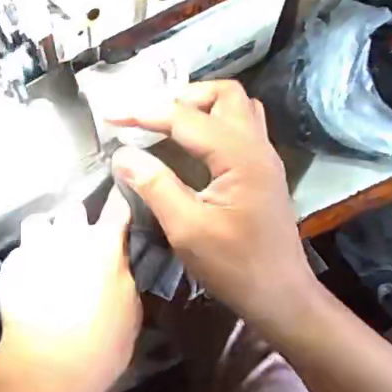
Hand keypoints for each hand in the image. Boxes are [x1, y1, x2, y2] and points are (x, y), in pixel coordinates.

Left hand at [0, 192, 141, 391]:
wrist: (49, 364)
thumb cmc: (102, 344)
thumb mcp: (130, 310)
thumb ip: (121, 274)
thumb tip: (116, 263)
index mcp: (105, 246)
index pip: (116, 207)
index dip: (117, 202)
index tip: (117, 202)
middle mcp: (68, 238)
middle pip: (72, 208)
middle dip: (75, 219)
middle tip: (77, 238)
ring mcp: (35, 249)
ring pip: (37, 222)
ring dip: (44, 232)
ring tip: (46, 251)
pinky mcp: (10, 266)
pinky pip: (19, 252)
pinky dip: (25, 260)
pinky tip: (27, 279)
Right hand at [109, 80, 321, 330]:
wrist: (280, 296)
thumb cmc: (234, 266)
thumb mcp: (186, 228)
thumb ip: (155, 186)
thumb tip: (122, 154)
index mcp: (240, 157)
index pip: (187, 118)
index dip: (145, 113)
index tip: (111, 116)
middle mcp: (257, 148)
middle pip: (225, 95)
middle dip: (181, 97)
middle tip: (147, 118)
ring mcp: (263, 159)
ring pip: (236, 109)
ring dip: (200, 107)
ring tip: (165, 125)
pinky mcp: (260, 173)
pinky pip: (239, 129)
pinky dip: (210, 125)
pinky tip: (187, 147)